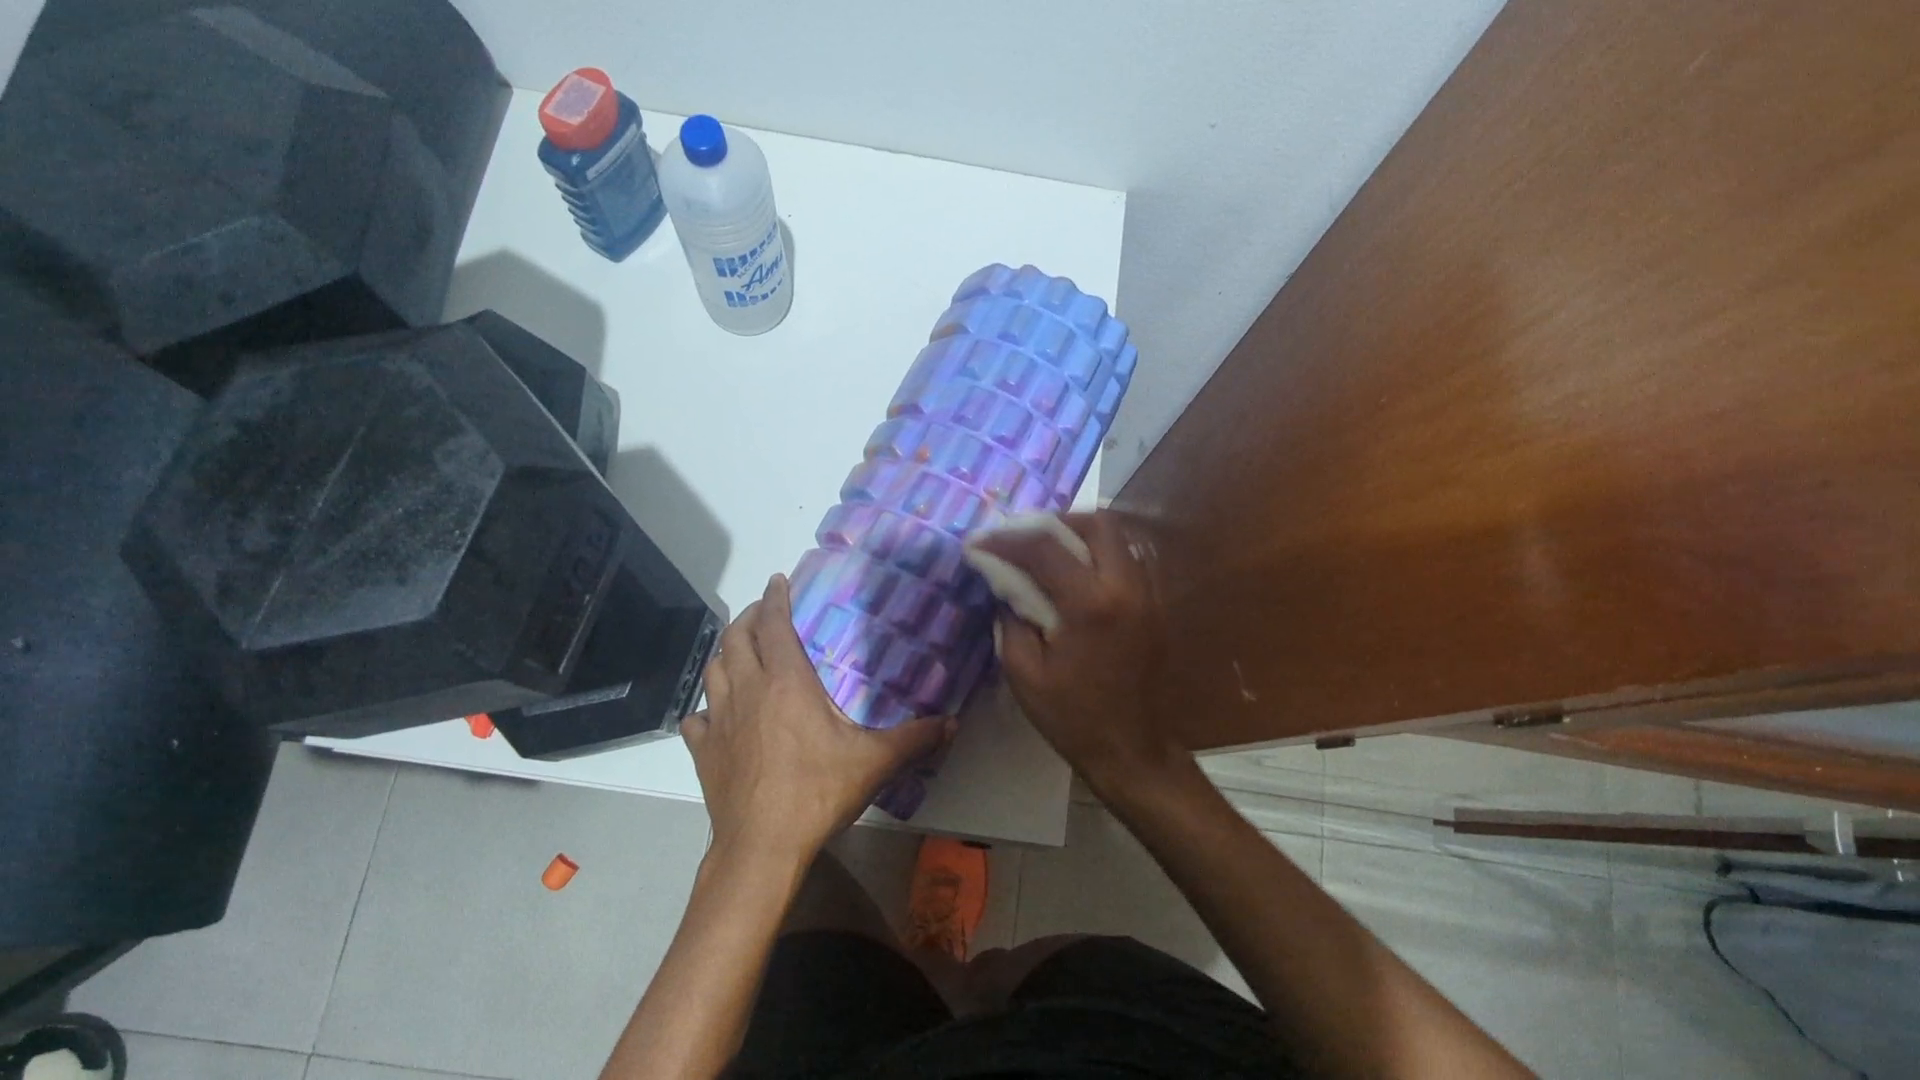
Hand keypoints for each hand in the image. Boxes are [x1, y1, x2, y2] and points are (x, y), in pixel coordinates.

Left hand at [683, 574, 953, 860]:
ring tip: (740, 652)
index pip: (774, 624)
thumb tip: (953, 723)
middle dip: (747, 618)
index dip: (775, 598)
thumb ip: (914, 738)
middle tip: (762, 613)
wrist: (762, 845)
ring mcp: (720, 719)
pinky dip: (707, 706)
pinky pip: (698, 716)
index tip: (778, 581)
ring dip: (726, 653)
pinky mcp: (703, 749)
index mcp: (786, 681)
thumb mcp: (874, 762)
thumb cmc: (818, 792)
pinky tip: (716, 714)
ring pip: (714, 670)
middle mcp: (748, 689)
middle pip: (736, 638)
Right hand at [968, 511, 1178, 786]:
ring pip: (1118, 538)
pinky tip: (1074, 575)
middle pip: (1096, 522)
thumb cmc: (1073, 718)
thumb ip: (1011, 619)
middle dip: (1054, 521)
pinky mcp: (1156, 606)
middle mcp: (1126, 587)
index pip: (1044, 547)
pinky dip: (1099, 555)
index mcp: (1090, 604)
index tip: (979, 542)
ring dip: (1079, 534)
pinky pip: (1128, 560)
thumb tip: (1005, 583)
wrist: (1132, 751)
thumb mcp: (1024, 673)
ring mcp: (1148, 594)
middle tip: (1023, 536)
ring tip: (1046, 551)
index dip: (1006, 539)